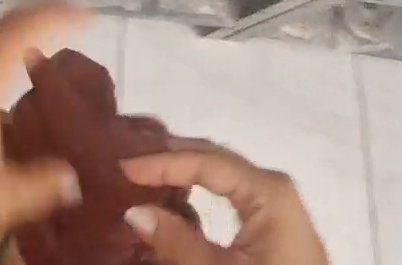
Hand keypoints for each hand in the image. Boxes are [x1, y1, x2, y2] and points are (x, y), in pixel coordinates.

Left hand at [0, 0, 88, 264]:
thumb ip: (39, 186)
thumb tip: (76, 177)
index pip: (24, 31)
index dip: (58, 17)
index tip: (88, 14)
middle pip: (6, 20)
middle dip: (41, 9)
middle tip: (74, 11)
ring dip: (19, 18)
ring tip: (46, 21)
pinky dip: (0, 33)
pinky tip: (6, 52)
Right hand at [121, 146, 328, 264]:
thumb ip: (177, 243)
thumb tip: (134, 210)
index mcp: (268, 191)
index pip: (205, 160)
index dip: (162, 162)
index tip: (124, 167)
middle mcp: (273, 188)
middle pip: (215, 159)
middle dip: (172, 157)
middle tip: (131, 162)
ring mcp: (277, 207)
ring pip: (222, 175)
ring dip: (185, 171)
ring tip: (148, 173)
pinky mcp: (276, 229)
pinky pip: (232, 195)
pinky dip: (202, 191)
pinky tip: (180, 198)